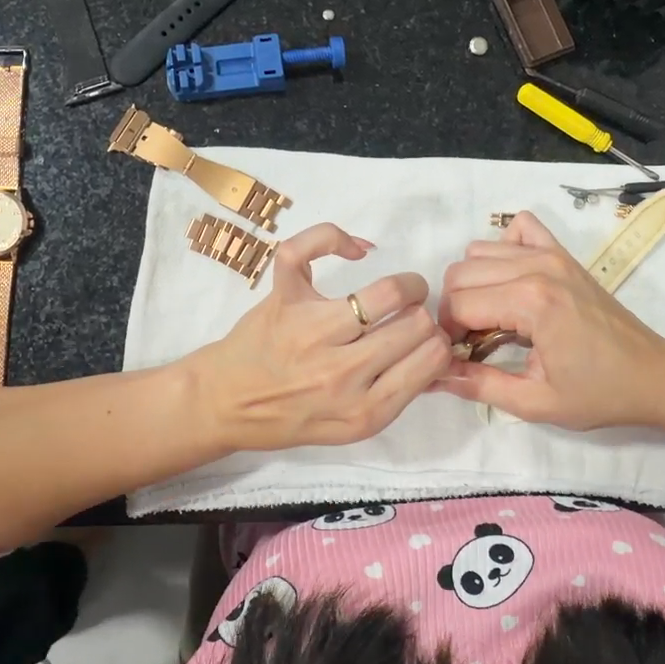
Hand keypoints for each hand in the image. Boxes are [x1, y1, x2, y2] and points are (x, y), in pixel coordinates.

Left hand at [184, 223, 452, 451]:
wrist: (225, 405)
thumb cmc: (291, 417)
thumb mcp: (349, 426)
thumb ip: (395, 395)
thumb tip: (439, 357)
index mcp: (363, 410)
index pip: (431, 358)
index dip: (439, 343)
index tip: (427, 340)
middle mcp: (340, 372)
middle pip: (416, 324)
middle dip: (424, 316)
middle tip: (411, 317)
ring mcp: (310, 332)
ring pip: (385, 293)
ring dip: (404, 285)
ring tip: (399, 291)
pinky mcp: (283, 300)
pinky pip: (304, 251)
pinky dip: (333, 237)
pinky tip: (353, 250)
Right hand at [435, 211, 664, 429]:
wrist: (654, 377)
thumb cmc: (598, 394)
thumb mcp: (535, 402)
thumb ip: (479, 385)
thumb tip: (432, 376)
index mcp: (531, 302)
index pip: (457, 305)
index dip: (449, 335)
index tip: (463, 359)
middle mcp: (537, 267)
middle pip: (460, 274)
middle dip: (456, 309)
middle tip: (475, 342)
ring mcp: (552, 254)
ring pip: (479, 251)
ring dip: (475, 283)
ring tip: (494, 317)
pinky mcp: (563, 254)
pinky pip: (519, 229)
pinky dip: (504, 250)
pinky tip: (512, 283)